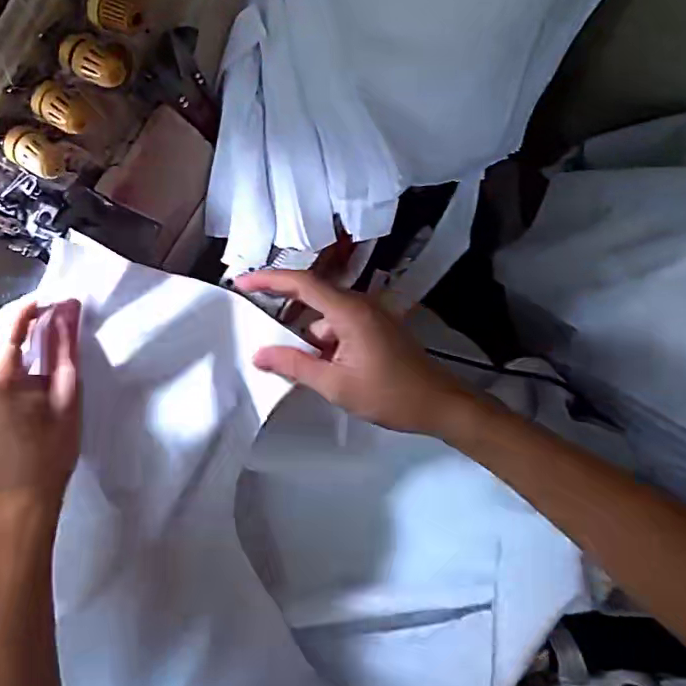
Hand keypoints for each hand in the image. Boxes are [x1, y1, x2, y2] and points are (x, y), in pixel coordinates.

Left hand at [0, 300, 83, 511]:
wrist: (19, 497)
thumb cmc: (50, 452)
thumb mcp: (66, 396)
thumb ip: (65, 346)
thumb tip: (68, 308)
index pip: (11, 320)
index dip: (35, 304)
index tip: (59, 300)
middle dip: (23, 316)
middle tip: (55, 315)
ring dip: (12, 332)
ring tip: (42, 336)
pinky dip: (1, 351)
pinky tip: (23, 359)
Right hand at [236, 270, 492, 437]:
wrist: (445, 406)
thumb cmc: (392, 394)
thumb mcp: (336, 384)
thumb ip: (294, 366)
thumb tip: (258, 355)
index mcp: (349, 312)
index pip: (301, 283)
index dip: (268, 279)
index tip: (241, 282)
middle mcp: (359, 305)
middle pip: (310, 293)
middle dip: (279, 300)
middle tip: (250, 307)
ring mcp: (369, 316)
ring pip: (323, 314)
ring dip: (303, 330)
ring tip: (283, 353)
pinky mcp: (375, 328)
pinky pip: (337, 324)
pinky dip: (321, 338)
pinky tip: (315, 362)